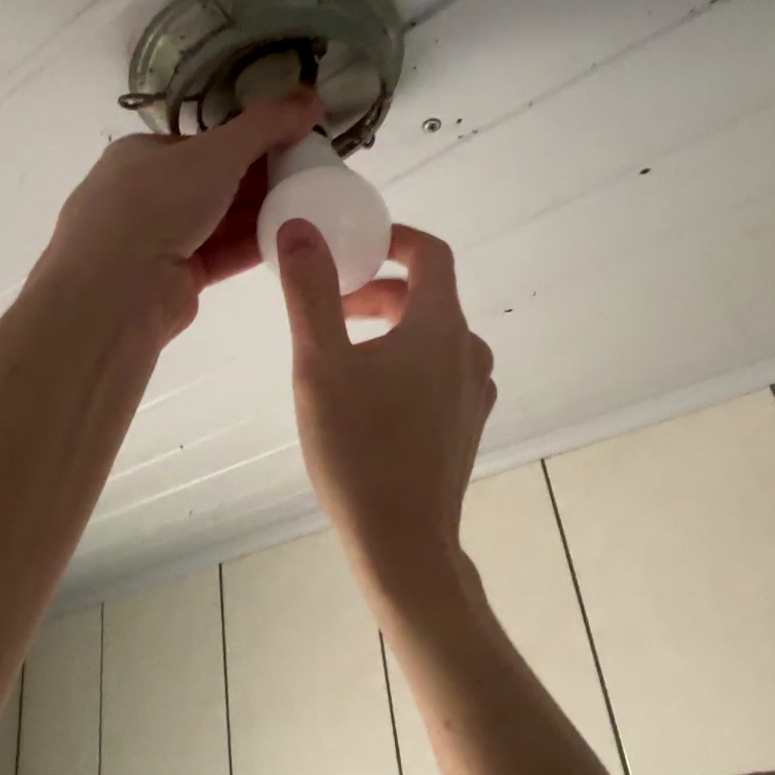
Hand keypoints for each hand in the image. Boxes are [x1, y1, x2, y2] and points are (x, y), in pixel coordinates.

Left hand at [34, 92, 323, 335]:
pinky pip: (222, 254)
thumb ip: (267, 125)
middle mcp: (146, 194)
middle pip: (217, 181)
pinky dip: (253, 246)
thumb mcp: (217, 152)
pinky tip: (290, 242)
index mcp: (142, 153)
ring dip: (262, 214)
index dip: (252, 140)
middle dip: (262, 179)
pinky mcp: (176, 277)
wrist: (116, 290)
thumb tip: (312, 98)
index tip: (296, 145)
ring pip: (221, 220)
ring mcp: (159, 238)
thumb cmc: (156, 204)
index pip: (206, 142)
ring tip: (311, 209)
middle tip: (312, 177)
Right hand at [275, 220, 496, 592]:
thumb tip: (301, 229)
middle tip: (330, 308)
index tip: (355, 247)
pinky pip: (438, 371)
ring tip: (341, 355)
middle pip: (426, 297)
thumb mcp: (321, 365)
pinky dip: (406, 363)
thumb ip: (311, 292)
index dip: (394, 240)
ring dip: (389, 329)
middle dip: (377, 291)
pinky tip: (370, 397)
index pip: (430, 254)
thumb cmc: (358, 451)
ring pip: (430, 337)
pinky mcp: (467, 423)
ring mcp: (473, 390)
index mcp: (441, 327)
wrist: (404, 544)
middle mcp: (468, 351)